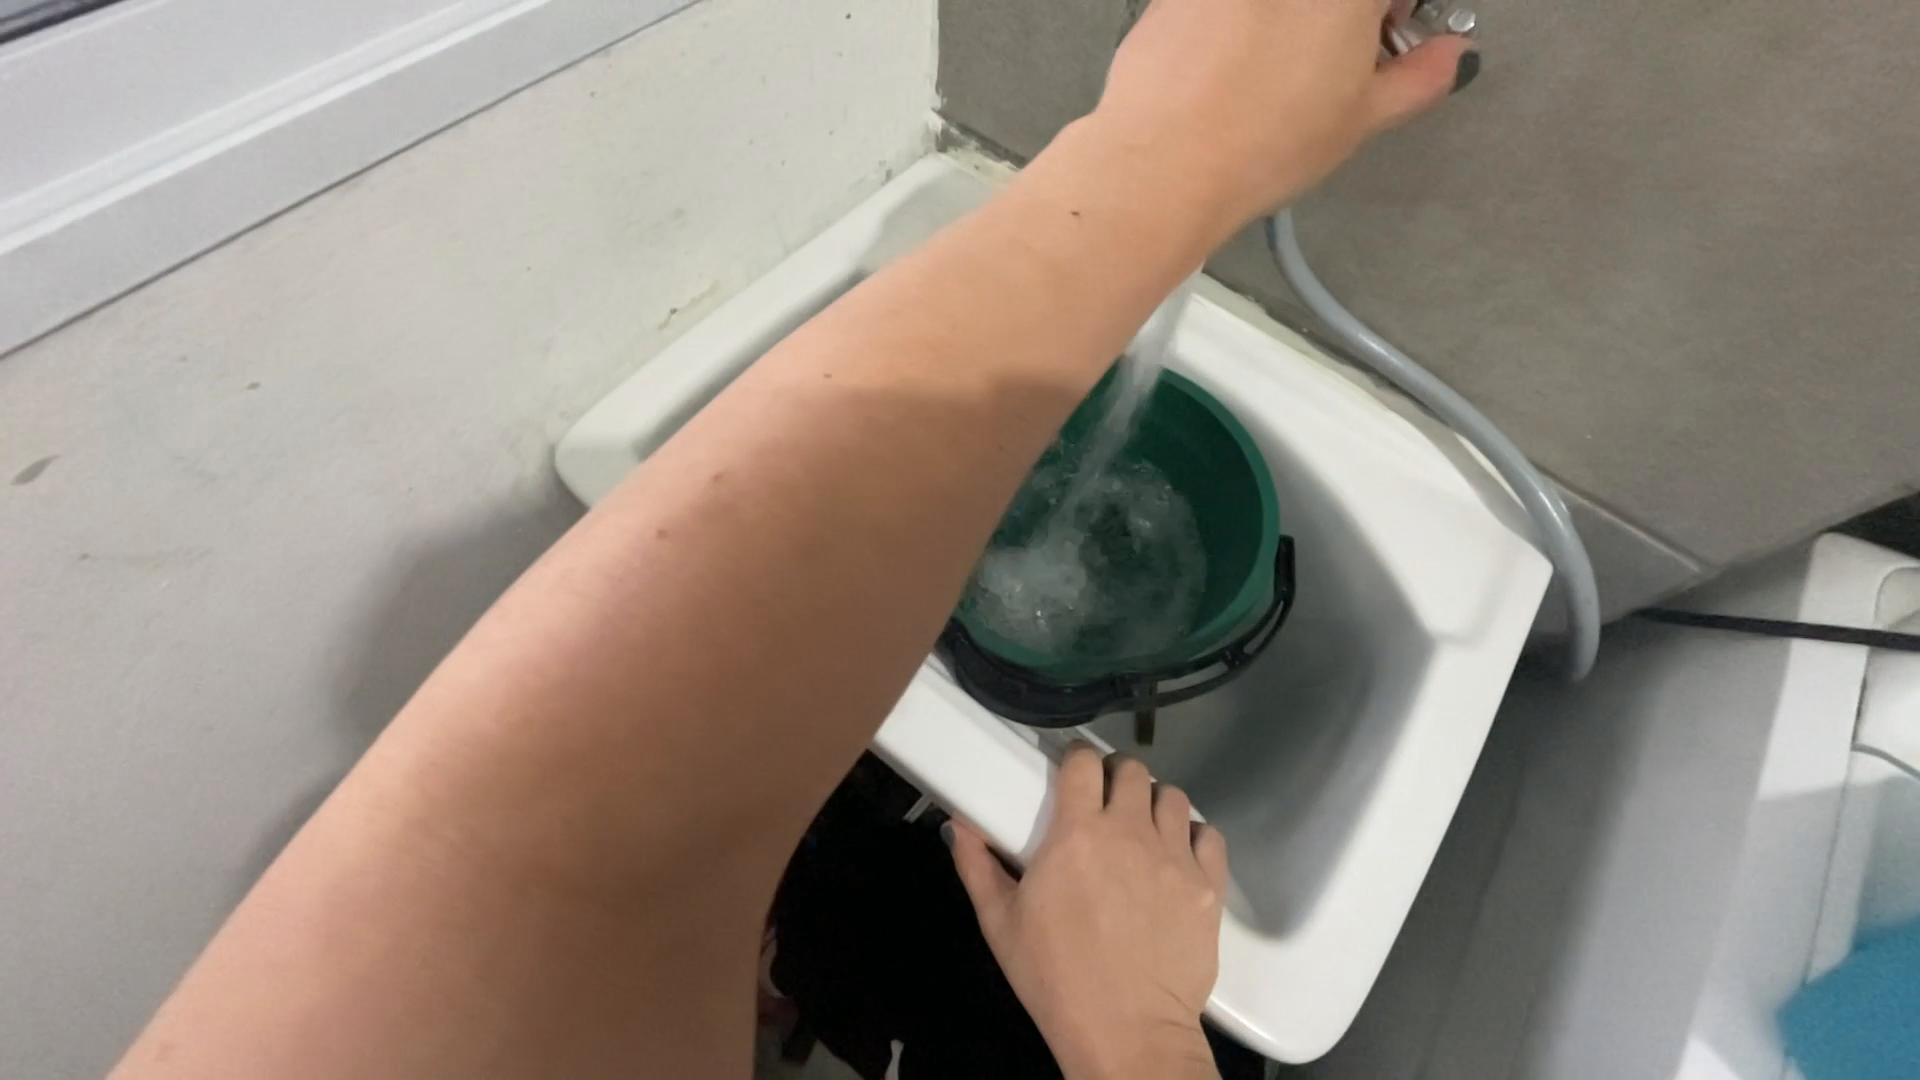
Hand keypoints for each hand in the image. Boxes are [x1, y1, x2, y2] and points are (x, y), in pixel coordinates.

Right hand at [948, 745, 1228, 1078]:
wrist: (1127, 1036)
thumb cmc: (1056, 978)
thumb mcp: (1000, 925)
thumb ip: (977, 866)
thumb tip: (956, 824)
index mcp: (1077, 832)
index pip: (1084, 761)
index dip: (1079, 757)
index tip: (1074, 770)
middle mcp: (1129, 832)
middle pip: (1133, 770)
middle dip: (1117, 775)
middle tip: (1107, 799)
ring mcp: (1174, 857)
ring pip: (1173, 797)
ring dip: (1154, 803)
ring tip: (1143, 826)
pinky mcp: (1207, 887)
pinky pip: (1210, 835)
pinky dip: (1195, 836)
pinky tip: (1179, 854)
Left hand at [1092, 0, 1474, 226]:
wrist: (1159, 166)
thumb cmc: (1266, 147)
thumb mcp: (1357, 122)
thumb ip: (1416, 79)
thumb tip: (1452, 57)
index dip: (1388, 12)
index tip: (1380, 35)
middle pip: (1324, 2)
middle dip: (1334, 19)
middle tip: (1317, 57)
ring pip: (1266, 11)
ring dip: (1274, 25)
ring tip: (1258, 69)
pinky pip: (1214, 9)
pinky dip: (1225, 25)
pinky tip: (1212, 67)